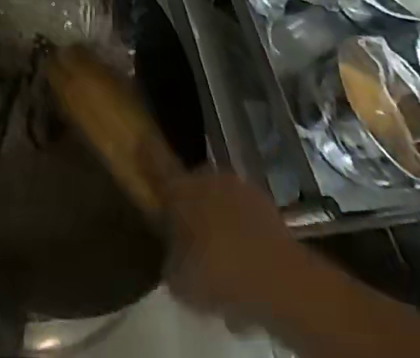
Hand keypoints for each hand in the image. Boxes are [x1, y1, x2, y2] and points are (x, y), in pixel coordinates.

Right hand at [144, 150, 309, 322]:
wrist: (278, 279)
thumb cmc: (216, 274)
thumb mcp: (177, 278)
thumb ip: (170, 257)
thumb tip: (172, 250)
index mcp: (180, 190)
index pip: (157, 164)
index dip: (147, 154)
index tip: (140, 140)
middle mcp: (209, 179)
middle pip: (193, 182)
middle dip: (190, 200)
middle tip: (188, 230)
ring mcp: (242, 189)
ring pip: (221, 197)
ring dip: (218, 216)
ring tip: (220, 251)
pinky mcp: (268, 206)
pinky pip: (245, 214)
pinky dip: (242, 229)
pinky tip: (243, 258)